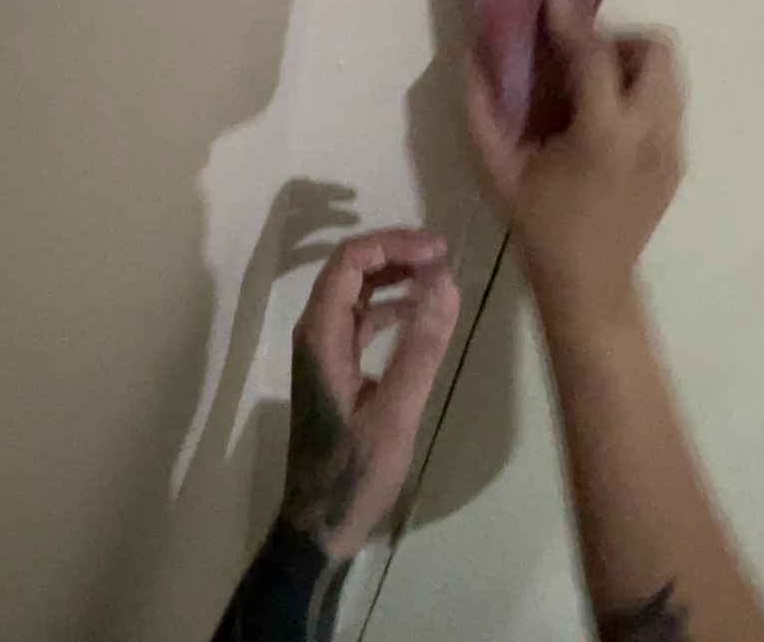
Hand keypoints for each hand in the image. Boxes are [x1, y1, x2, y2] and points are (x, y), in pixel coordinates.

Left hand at [282, 228, 459, 558]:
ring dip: (394, 276)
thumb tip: (447, 283)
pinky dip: (392, 305)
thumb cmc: (356, 470)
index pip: (350, 262)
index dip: (392, 244)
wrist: (320, 520)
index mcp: (321, 333)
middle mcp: (316, 330)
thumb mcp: (396, 411)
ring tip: (439, 274)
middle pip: (350, 269)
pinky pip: (362, 318)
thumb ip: (420, 347)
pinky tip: (422, 312)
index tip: (437, 249)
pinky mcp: (337, 363)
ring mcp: (324, 346)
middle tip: (443, 254)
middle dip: (395, 252)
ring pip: (356, 291)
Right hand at [466, 0, 686, 319]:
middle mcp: (650, 133)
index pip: (596, 55)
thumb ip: (481, 112)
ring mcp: (671, 147)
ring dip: (630, 63)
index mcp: (603, 135)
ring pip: (669, 73)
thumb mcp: (497, 170)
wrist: (590, 282)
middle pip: (656, 50)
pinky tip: (604, 120)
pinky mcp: (678, 159)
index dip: (572, 20)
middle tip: (578, 57)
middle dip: (616, 38)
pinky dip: (638, 92)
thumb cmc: (539, 225)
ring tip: (592, 87)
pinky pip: (667, 102)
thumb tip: (472, 60)